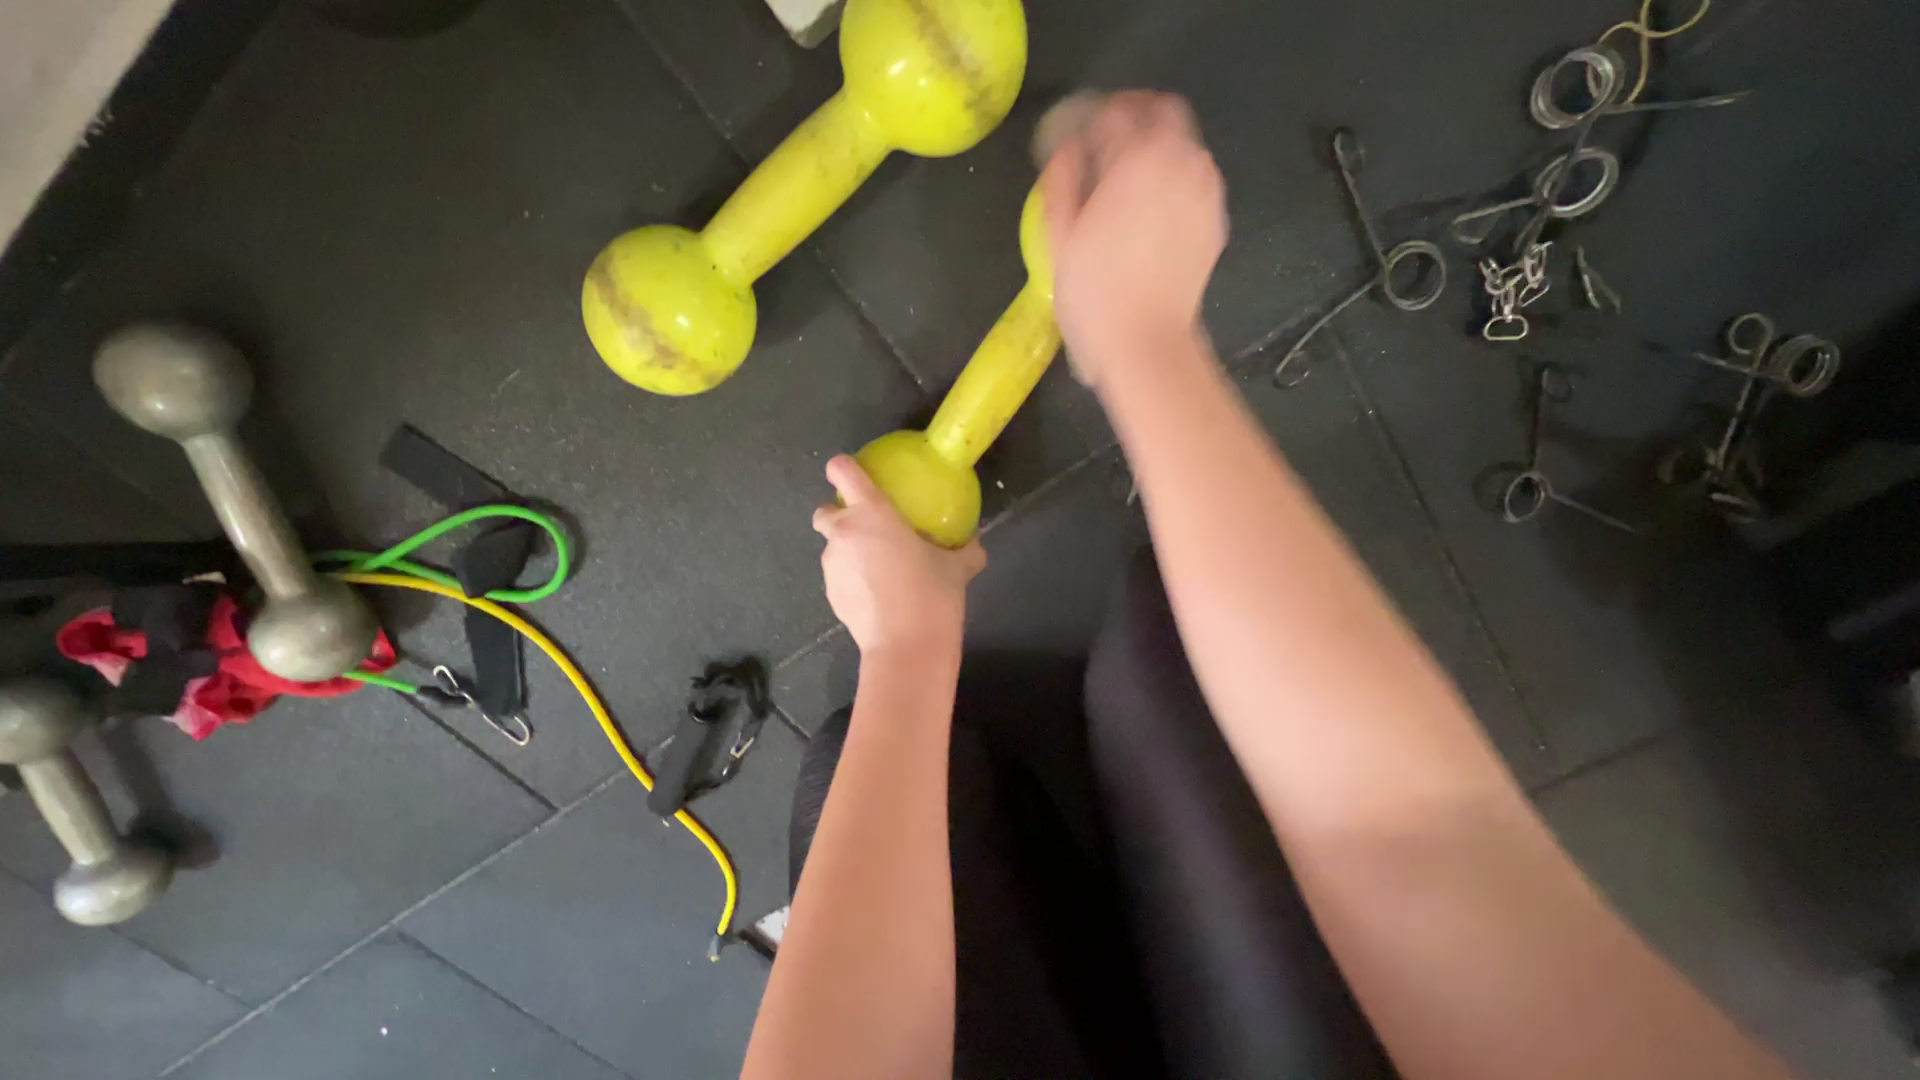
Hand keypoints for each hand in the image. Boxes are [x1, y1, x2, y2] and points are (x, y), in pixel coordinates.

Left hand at [812, 455, 985, 655]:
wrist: (906, 646)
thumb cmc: (932, 594)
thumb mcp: (956, 567)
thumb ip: (964, 549)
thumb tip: (975, 544)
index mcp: (871, 512)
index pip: (842, 471)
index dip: (843, 468)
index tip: (855, 475)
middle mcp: (844, 533)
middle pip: (825, 511)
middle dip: (838, 516)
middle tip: (868, 530)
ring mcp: (832, 565)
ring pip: (832, 548)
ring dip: (848, 552)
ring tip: (878, 570)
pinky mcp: (830, 594)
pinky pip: (838, 577)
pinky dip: (852, 580)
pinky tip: (877, 596)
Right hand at [1038, 91, 1227, 377]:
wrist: (1146, 343)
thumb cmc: (1094, 293)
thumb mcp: (1060, 236)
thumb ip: (1062, 179)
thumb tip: (1066, 149)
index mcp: (1138, 156)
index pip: (1116, 109)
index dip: (1090, 117)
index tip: (1074, 135)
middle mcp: (1182, 160)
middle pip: (1162, 110)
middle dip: (1131, 116)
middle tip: (1104, 141)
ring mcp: (1205, 189)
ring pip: (1184, 143)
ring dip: (1156, 146)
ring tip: (1127, 177)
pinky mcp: (1215, 219)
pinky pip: (1196, 178)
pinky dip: (1174, 177)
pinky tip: (1151, 207)